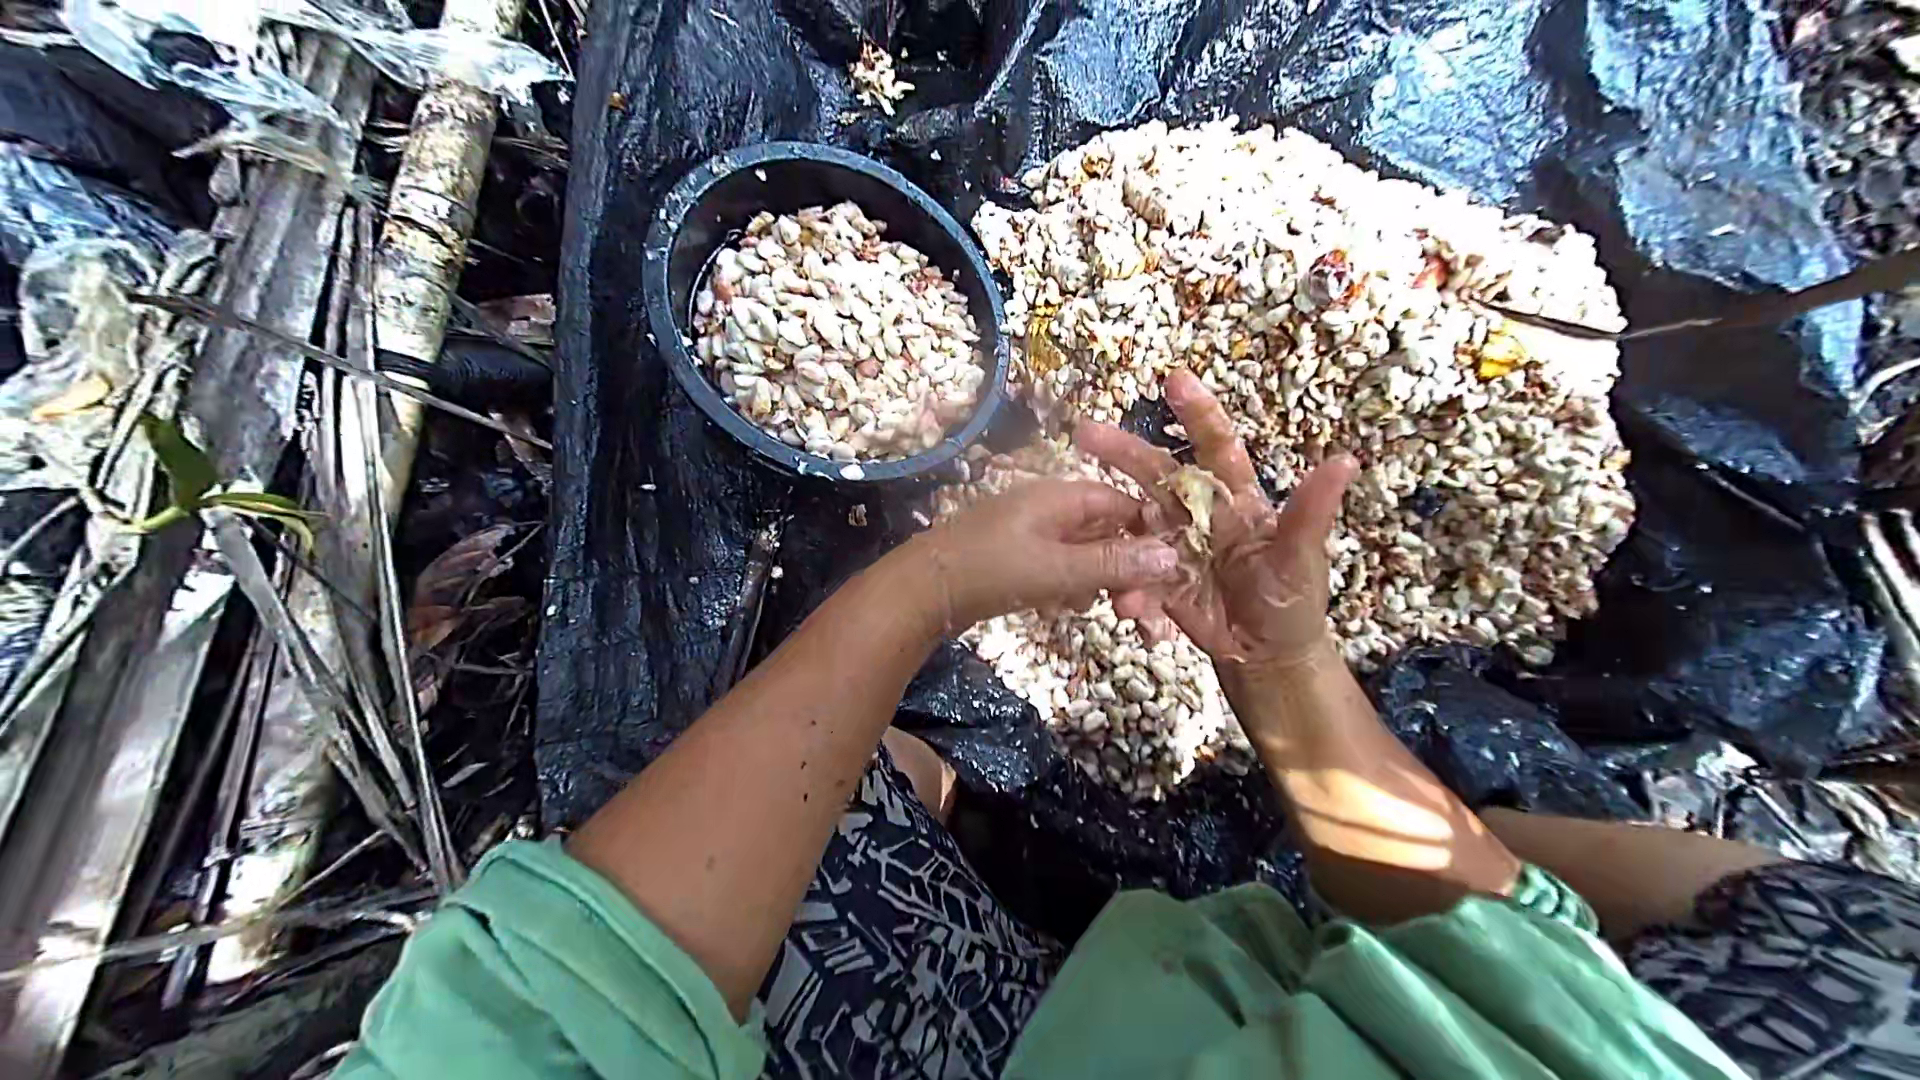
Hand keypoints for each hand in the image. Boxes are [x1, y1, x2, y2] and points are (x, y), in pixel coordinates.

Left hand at [902, 479, 1180, 632]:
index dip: (1149, 536)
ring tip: (1091, 609)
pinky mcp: (1020, 560)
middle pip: (1107, 534)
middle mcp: (1051, 510)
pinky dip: (1066, 589)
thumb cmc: (991, 569)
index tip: (1168, 574)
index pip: (1123, 505)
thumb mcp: (1057, 567)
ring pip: (1085, 557)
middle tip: (1133, 613)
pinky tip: (1058, 609)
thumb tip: (1172, 556)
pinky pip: (1059, 571)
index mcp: (1062, 496)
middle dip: (1123, 572)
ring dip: (1095, 584)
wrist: (922, 591)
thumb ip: (1113, 564)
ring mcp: (1033, 535)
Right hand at [1075, 370, 1357, 678]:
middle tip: (1087, 432)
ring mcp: (1170, 546)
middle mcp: (1196, 514)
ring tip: (1084, 536)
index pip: (1215, 448)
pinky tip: (1128, 606)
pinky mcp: (1155, 579)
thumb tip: (1345, 461)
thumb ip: (1311, 513)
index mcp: (1233, 500)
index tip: (1175, 379)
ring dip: (1108, 524)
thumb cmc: (1293, 599)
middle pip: (1155, 474)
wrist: (1267, 653)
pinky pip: (1131, 575)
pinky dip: (1126, 588)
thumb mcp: (1302, 558)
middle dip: (1123, 451)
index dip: (1196, 414)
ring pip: (1132, 523)